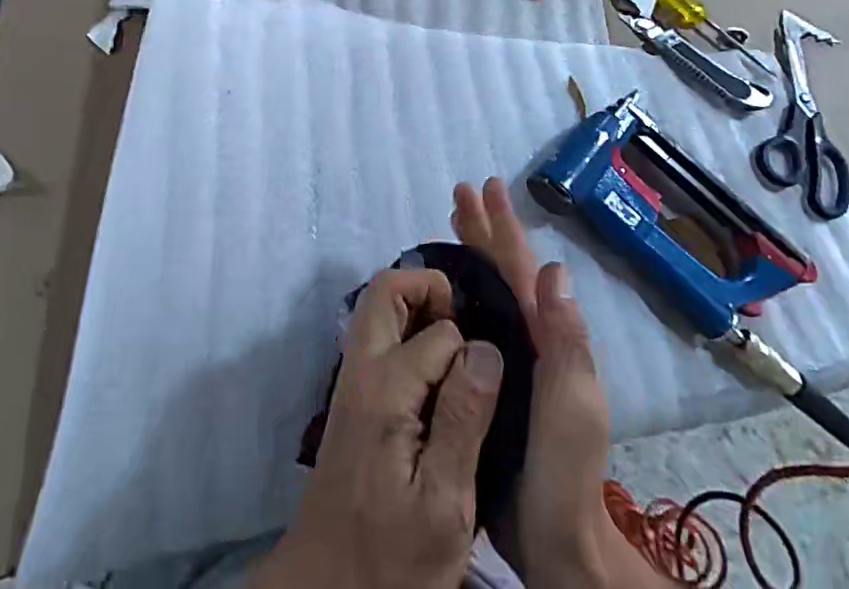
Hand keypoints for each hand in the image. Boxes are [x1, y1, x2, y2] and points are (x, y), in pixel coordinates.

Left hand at [251, 268, 504, 588]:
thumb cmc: (391, 559)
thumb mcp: (444, 502)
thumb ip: (464, 417)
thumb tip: (485, 346)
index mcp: (384, 390)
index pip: (443, 331)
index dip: (475, 349)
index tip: (495, 384)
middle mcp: (360, 372)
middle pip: (387, 290)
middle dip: (434, 291)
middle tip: (472, 337)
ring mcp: (352, 384)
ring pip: (381, 310)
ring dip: (422, 310)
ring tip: (463, 356)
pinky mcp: (356, 400)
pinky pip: (383, 339)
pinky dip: (413, 334)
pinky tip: (443, 379)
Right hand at [453, 179, 674, 588]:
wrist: (554, 535)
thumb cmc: (565, 467)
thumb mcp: (575, 400)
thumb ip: (567, 337)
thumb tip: (554, 267)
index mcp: (549, 333)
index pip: (522, 268)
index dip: (503, 226)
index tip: (484, 187)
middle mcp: (530, 336)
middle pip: (503, 271)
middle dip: (482, 230)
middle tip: (460, 193)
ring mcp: (510, 359)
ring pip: (487, 293)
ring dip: (470, 257)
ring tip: (449, 228)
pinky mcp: (489, 383)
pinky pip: (472, 327)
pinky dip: (458, 301)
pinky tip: (440, 296)